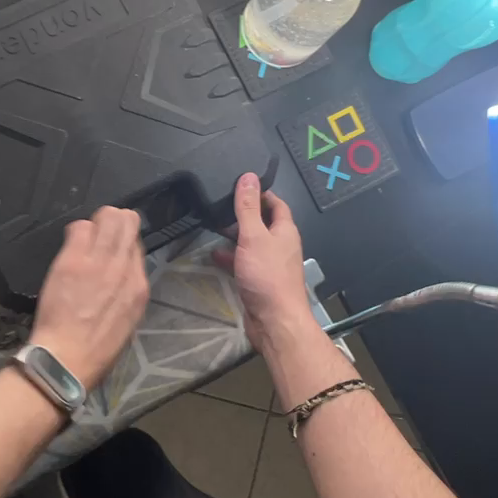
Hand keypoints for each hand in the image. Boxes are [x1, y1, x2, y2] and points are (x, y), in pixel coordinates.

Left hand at [29, 206, 149, 387]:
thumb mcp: (128, 319)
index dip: (124, 243)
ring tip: (85, 238)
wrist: (68, 359)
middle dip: (115, 220)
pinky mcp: (73, 260)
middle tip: (100, 232)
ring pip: (107, 216)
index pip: (137, 245)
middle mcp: (124, 268)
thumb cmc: (97, 348)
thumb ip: (128, 290)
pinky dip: (76, 231)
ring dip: (96, 222)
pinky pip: (79, 227)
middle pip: (128, 222)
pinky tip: (70, 245)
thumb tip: (121, 271)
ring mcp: (99, 261)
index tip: (112, 249)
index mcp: (139, 286)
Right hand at [213, 173, 317, 353]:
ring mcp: (270, 264)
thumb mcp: (254, 236)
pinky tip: (214, 255)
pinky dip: (230, 257)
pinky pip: (244, 262)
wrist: (274, 321)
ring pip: (251, 243)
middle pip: (263, 222)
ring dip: (235, 235)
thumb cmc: (267, 276)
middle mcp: (280, 245)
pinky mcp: (259, 280)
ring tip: (213, 226)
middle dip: (244, 214)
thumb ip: (248, 208)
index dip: (261, 192)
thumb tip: (249, 176)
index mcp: (285, 230)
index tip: (241, 185)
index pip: (276, 203)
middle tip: (221, 205)